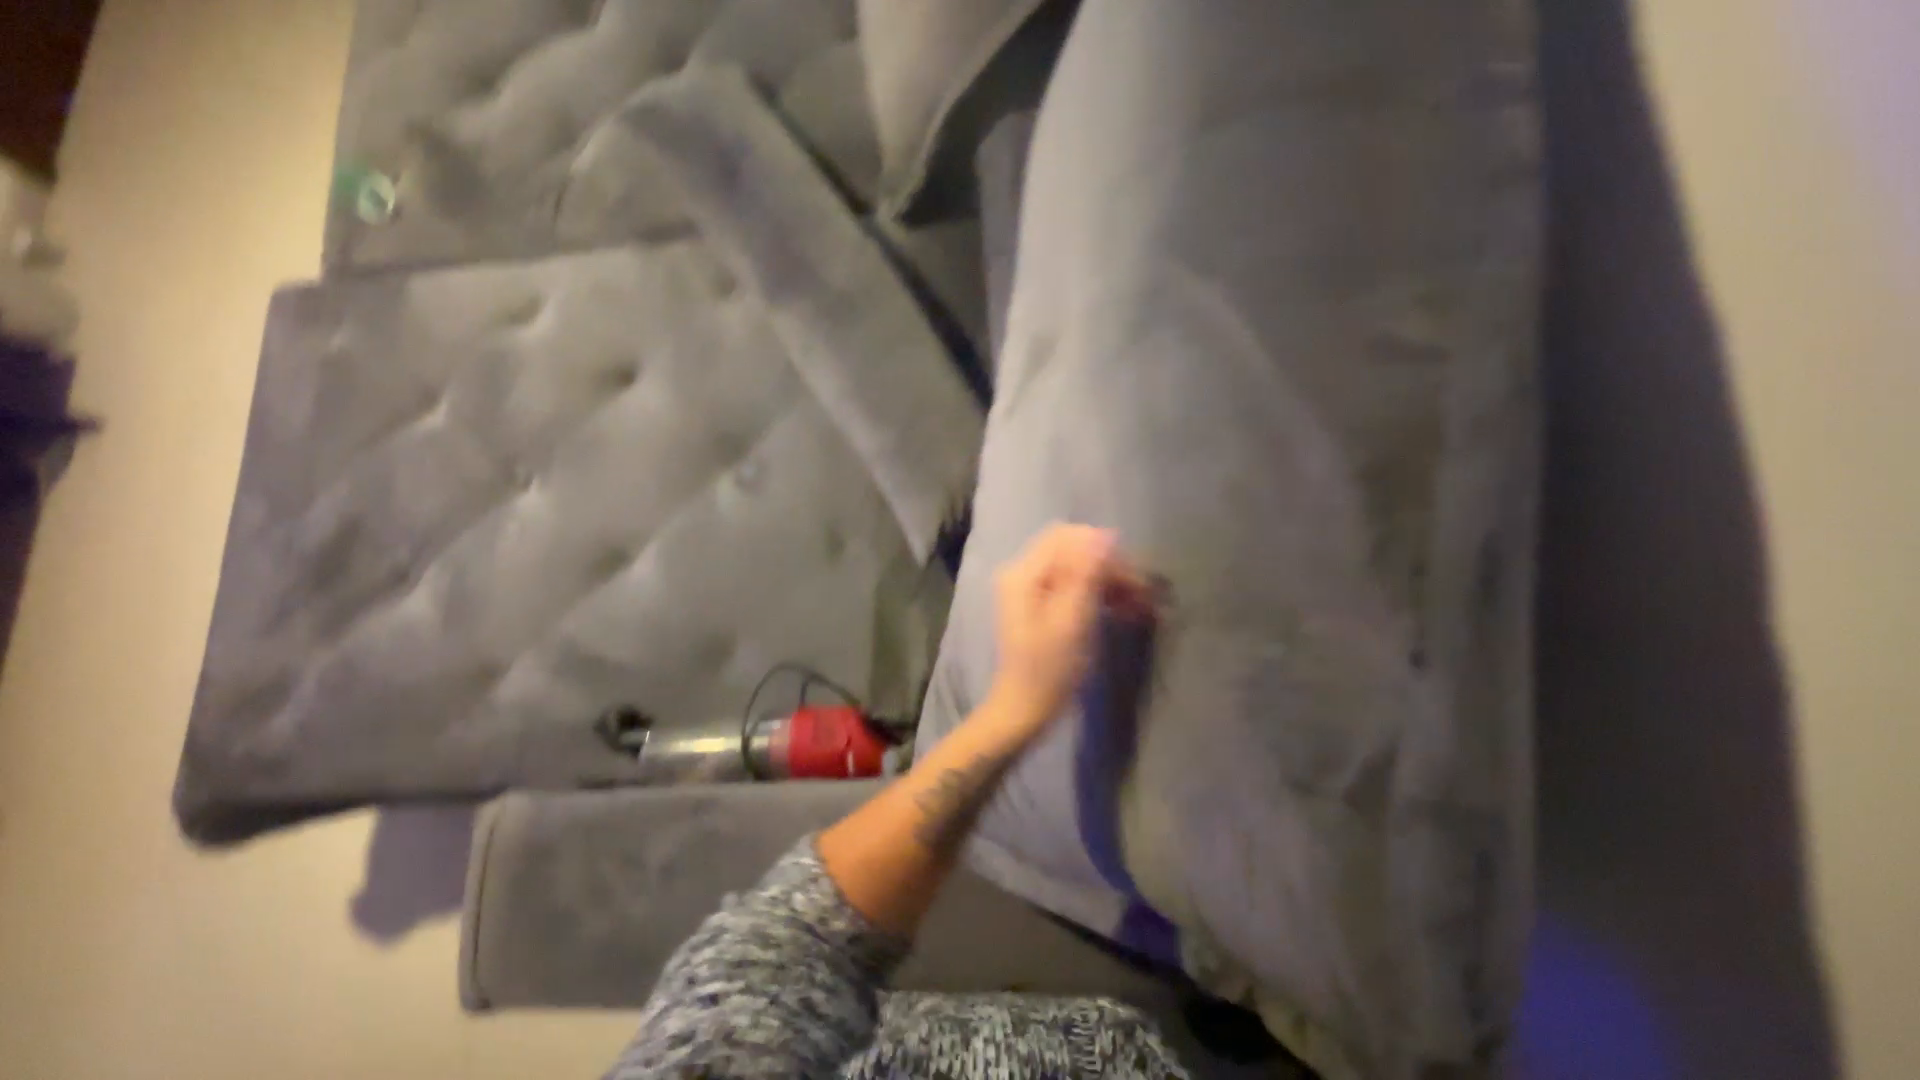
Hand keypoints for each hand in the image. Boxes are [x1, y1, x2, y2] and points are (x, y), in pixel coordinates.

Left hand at [987, 524, 1150, 735]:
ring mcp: (1030, 590)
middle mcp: (1023, 574)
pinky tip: (1123, 611)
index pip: (1068, 537)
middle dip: (1111, 567)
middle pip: (1074, 551)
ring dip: (1110, 582)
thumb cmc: (1048, 670)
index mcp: (1024, 573)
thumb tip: (1106, 535)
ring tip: (1140, 606)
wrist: (1024, 710)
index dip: (1104, 550)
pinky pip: (1074, 586)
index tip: (1132, 577)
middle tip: (1143, 595)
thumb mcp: (1072, 620)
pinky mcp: (1041, 607)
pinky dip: (1099, 595)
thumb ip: (1086, 574)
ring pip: (1078, 568)